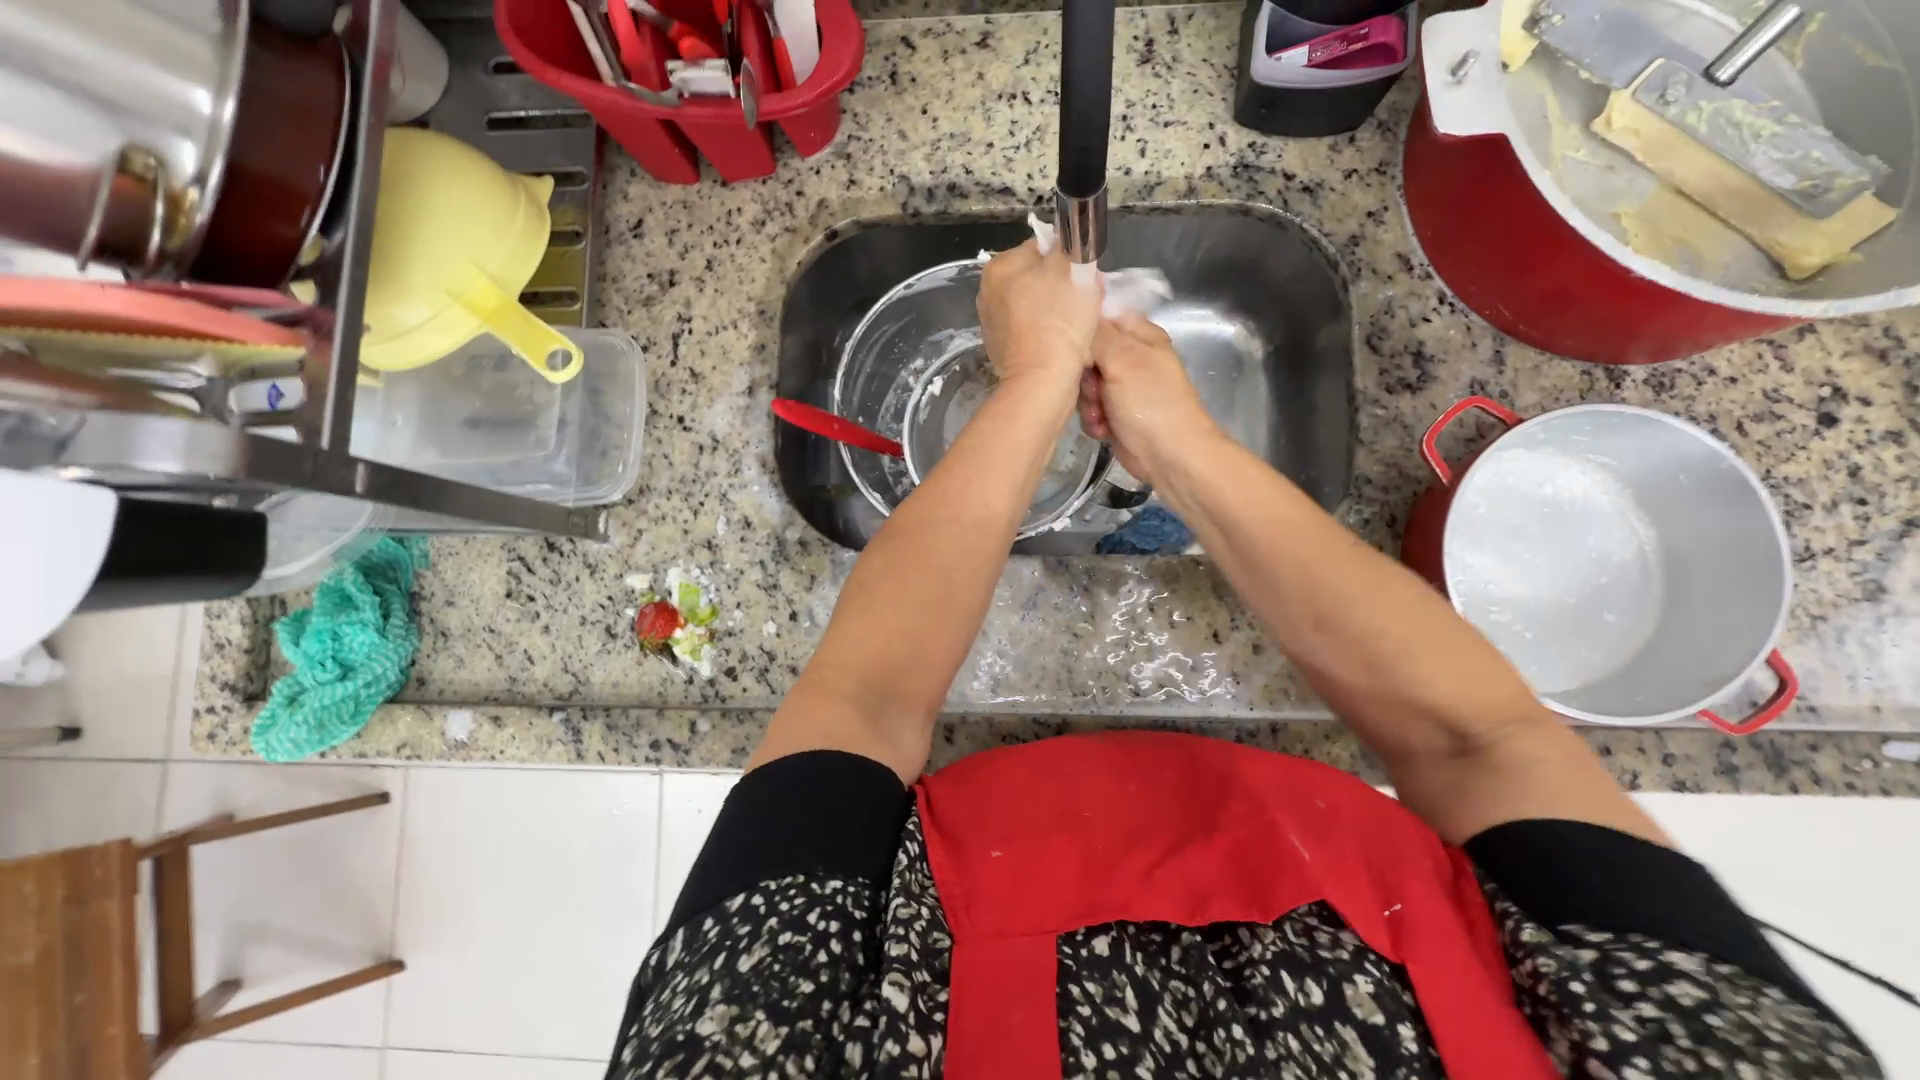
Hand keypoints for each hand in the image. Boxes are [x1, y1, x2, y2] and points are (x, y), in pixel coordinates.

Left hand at [977, 240, 1101, 386]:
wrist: (1041, 381)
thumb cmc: (1059, 320)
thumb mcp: (1074, 268)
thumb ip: (1070, 245)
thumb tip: (1067, 243)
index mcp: (999, 266)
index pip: (1041, 248)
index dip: (1071, 260)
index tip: (1088, 278)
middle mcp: (988, 291)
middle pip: (1038, 278)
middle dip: (1063, 286)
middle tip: (1087, 303)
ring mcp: (993, 323)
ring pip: (1037, 305)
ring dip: (1058, 311)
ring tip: (1077, 325)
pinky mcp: (1001, 349)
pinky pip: (1032, 331)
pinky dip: (1048, 334)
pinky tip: (1063, 344)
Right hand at [1079, 313, 1220, 484]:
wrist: (1169, 455)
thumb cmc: (1150, 401)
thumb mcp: (1122, 358)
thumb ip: (1097, 334)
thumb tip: (1076, 316)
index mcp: (1139, 335)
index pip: (1102, 315)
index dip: (1083, 327)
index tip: (1072, 343)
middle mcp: (1130, 357)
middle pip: (1087, 353)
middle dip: (1084, 375)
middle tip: (1094, 387)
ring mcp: (1122, 387)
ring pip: (1084, 384)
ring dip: (1087, 402)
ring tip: (1100, 414)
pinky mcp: (1115, 414)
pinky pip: (1089, 409)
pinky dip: (1093, 420)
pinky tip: (1103, 429)